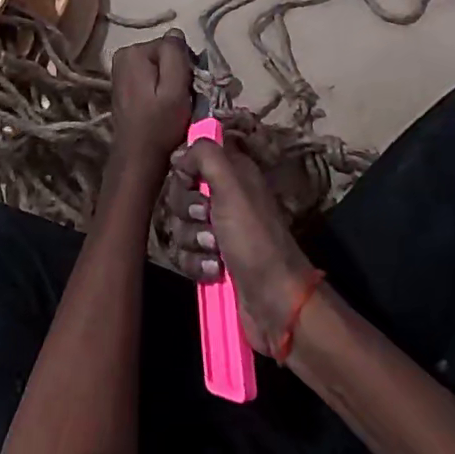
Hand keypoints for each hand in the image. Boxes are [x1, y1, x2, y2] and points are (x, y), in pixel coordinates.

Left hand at [107, 30, 193, 164]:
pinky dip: (159, 88)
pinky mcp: (123, 84)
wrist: (138, 158)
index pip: (173, 45)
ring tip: (172, 104)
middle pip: (164, 54)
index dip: (185, 65)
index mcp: (134, 51)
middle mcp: (123, 55)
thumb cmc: (160, 124)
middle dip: (177, 72)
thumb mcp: (175, 88)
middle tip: (181, 98)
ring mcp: (120, 70)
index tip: (187, 88)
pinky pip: (149, 76)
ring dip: (169, 81)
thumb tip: (176, 32)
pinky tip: (161, 106)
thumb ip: (176, 55)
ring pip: (159, 66)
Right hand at [167, 137, 316, 353]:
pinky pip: (185, 255)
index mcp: (233, 173)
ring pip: (180, 226)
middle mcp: (224, 197)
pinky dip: (197, 264)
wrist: (273, 300)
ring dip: (194, 241)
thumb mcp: (232, 186)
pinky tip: (216, 272)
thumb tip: (180, 153)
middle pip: (181, 192)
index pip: (194, 155)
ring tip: (216, 252)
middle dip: (187, 209)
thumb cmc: (254, 237)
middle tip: (207, 219)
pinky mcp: (212, 261)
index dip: (185, 168)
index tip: (190, 181)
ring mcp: (218, 231)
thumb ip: (205, 156)